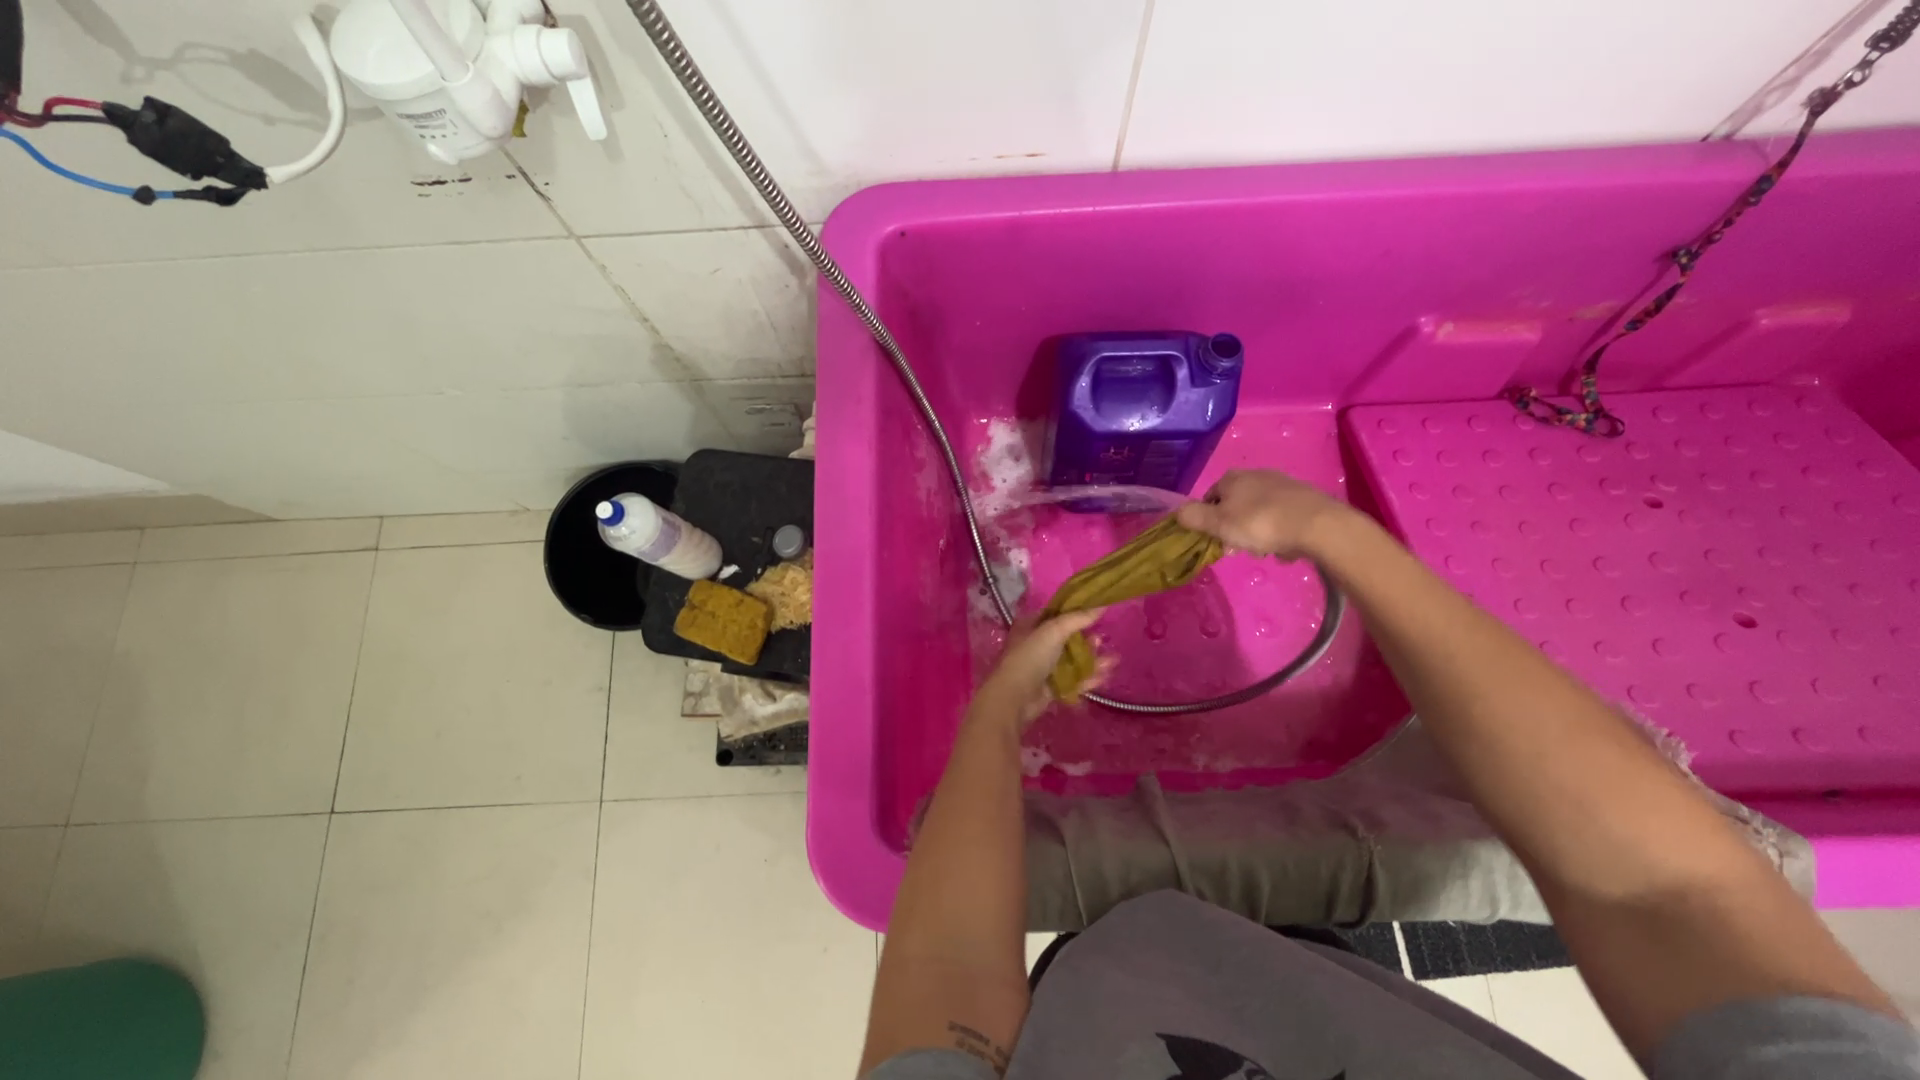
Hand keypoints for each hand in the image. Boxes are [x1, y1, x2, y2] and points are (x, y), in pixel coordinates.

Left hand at [967, 610, 1105, 729]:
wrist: (1014, 698)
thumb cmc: (1030, 657)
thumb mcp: (1054, 631)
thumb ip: (1078, 618)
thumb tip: (1102, 604)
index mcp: (1031, 626)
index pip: (1056, 615)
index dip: (1075, 613)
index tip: (1097, 613)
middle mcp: (1036, 645)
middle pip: (1067, 639)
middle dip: (1087, 640)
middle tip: (1103, 640)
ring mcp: (1043, 668)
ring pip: (1073, 661)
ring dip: (1093, 660)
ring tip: (1113, 660)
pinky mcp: (1051, 688)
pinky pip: (1073, 680)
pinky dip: (1088, 678)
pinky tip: (1105, 676)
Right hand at [1176, 468, 1349, 559]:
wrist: (1316, 525)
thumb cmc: (1260, 523)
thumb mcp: (1219, 523)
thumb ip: (1194, 517)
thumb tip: (1177, 511)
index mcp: (1232, 478)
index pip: (1210, 497)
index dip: (1208, 519)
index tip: (1215, 539)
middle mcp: (1256, 475)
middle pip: (1236, 505)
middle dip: (1235, 527)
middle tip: (1240, 548)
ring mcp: (1283, 485)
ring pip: (1260, 512)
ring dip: (1258, 531)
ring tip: (1265, 550)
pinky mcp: (1304, 499)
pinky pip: (1283, 518)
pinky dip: (1280, 531)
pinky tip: (1286, 547)